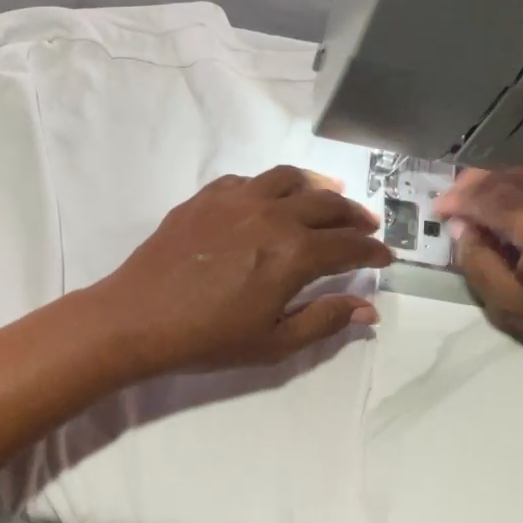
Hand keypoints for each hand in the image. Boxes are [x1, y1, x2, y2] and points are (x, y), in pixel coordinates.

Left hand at [93, 165, 391, 373]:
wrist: (136, 319)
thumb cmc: (206, 339)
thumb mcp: (272, 342)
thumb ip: (323, 320)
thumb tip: (368, 309)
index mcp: (294, 252)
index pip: (349, 246)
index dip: (373, 252)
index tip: (386, 259)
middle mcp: (271, 214)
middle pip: (326, 204)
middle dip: (353, 217)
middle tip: (364, 228)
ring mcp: (234, 200)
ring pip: (288, 179)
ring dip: (316, 189)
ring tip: (325, 201)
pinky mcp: (203, 198)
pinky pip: (247, 180)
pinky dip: (268, 187)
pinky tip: (268, 200)